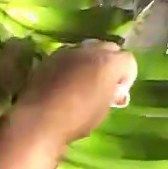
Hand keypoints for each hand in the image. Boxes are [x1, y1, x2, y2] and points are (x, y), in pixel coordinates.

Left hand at [8, 42, 136, 147]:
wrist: (39, 120)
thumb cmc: (77, 118)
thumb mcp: (103, 110)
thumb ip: (112, 94)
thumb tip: (113, 90)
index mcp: (108, 63)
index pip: (129, 61)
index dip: (127, 77)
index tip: (118, 94)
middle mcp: (90, 50)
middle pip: (110, 48)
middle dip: (111, 63)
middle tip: (105, 84)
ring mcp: (68, 52)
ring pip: (88, 49)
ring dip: (92, 62)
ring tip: (85, 82)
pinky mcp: (51, 57)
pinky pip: (70, 56)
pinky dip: (74, 65)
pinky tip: (67, 83)